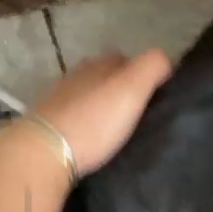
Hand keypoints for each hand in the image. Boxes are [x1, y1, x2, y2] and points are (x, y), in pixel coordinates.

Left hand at [24, 50, 172, 175]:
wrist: (45, 151)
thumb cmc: (94, 122)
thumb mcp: (131, 90)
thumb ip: (152, 68)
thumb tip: (167, 60)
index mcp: (99, 65)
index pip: (126, 60)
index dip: (143, 74)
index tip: (156, 98)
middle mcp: (77, 75)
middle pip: (104, 76)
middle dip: (121, 90)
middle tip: (138, 116)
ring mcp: (58, 98)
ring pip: (88, 95)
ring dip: (102, 106)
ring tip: (116, 129)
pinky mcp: (48, 122)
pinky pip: (74, 115)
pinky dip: (85, 122)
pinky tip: (92, 137)